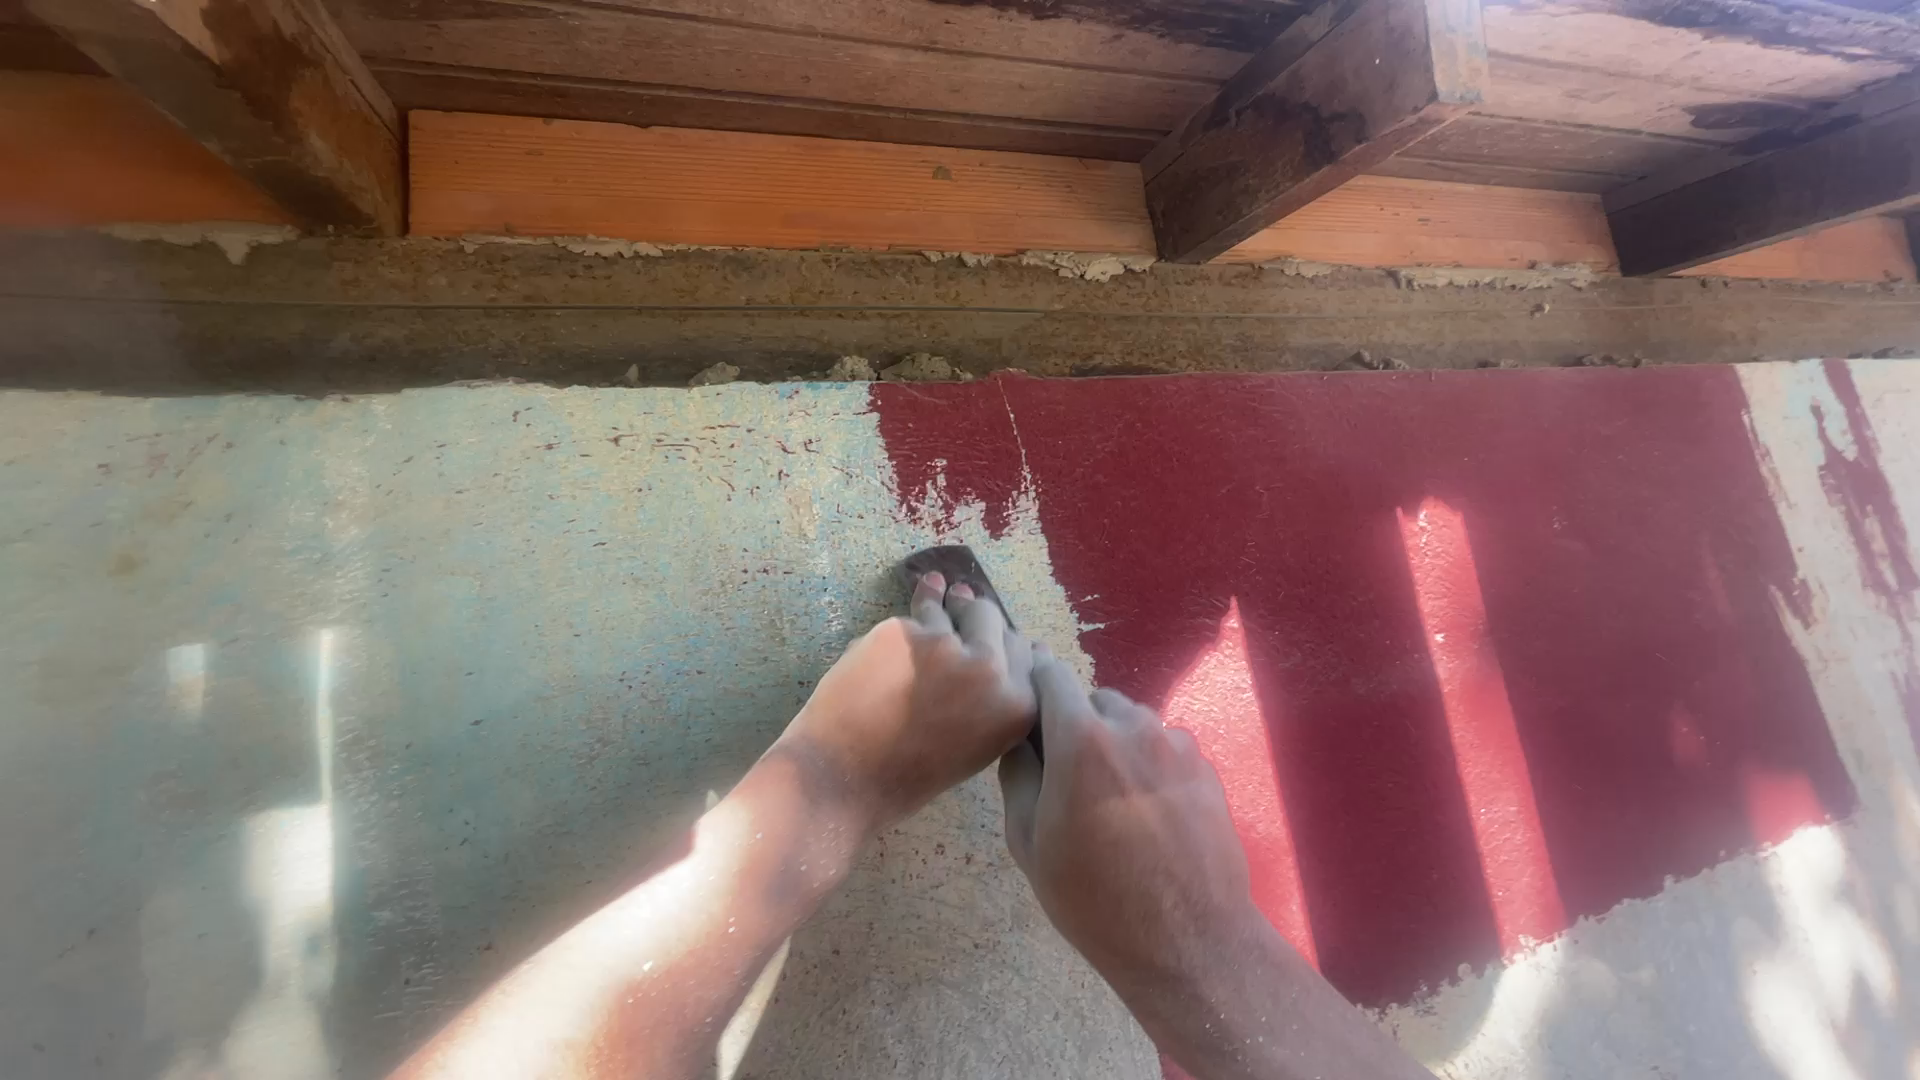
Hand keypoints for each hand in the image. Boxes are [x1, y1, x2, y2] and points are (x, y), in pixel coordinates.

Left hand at [777, 571, 1036, 834]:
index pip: (1024, 649)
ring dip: (939, 603)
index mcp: (1017, 706)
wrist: (844, 780)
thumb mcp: (976, 745)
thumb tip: (998, 650)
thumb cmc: (909, 776)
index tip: (993, 632)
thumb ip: (993, 700)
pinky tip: (895, 633)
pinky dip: (902, 627)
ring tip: (936, 591)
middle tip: (963, 605)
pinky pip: (909, 618)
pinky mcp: (903, 632)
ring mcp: (945, 646)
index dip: (1005, 639)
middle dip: (974, 614)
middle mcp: (990, 670)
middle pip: (990, 616)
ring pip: (949, 606)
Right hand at [999, 650, 1261, 995]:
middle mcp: (1131, 724)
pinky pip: (1163, 743)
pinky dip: (1149, 759)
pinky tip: (1150, 808)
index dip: (1035, 680)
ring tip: (1114, 796)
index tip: (1028, 699)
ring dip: (1115, 740)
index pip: (1050, 673)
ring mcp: (1174, 741)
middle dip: (1076, 722)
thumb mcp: (1027, 841)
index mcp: (1081, 738)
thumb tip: (1021, 737)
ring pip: (1130, 719)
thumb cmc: (1094, 899)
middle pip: (1092, 698)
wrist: (1189, 943)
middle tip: (1071, 774)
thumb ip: (1017, 773)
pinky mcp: (1203, 763)